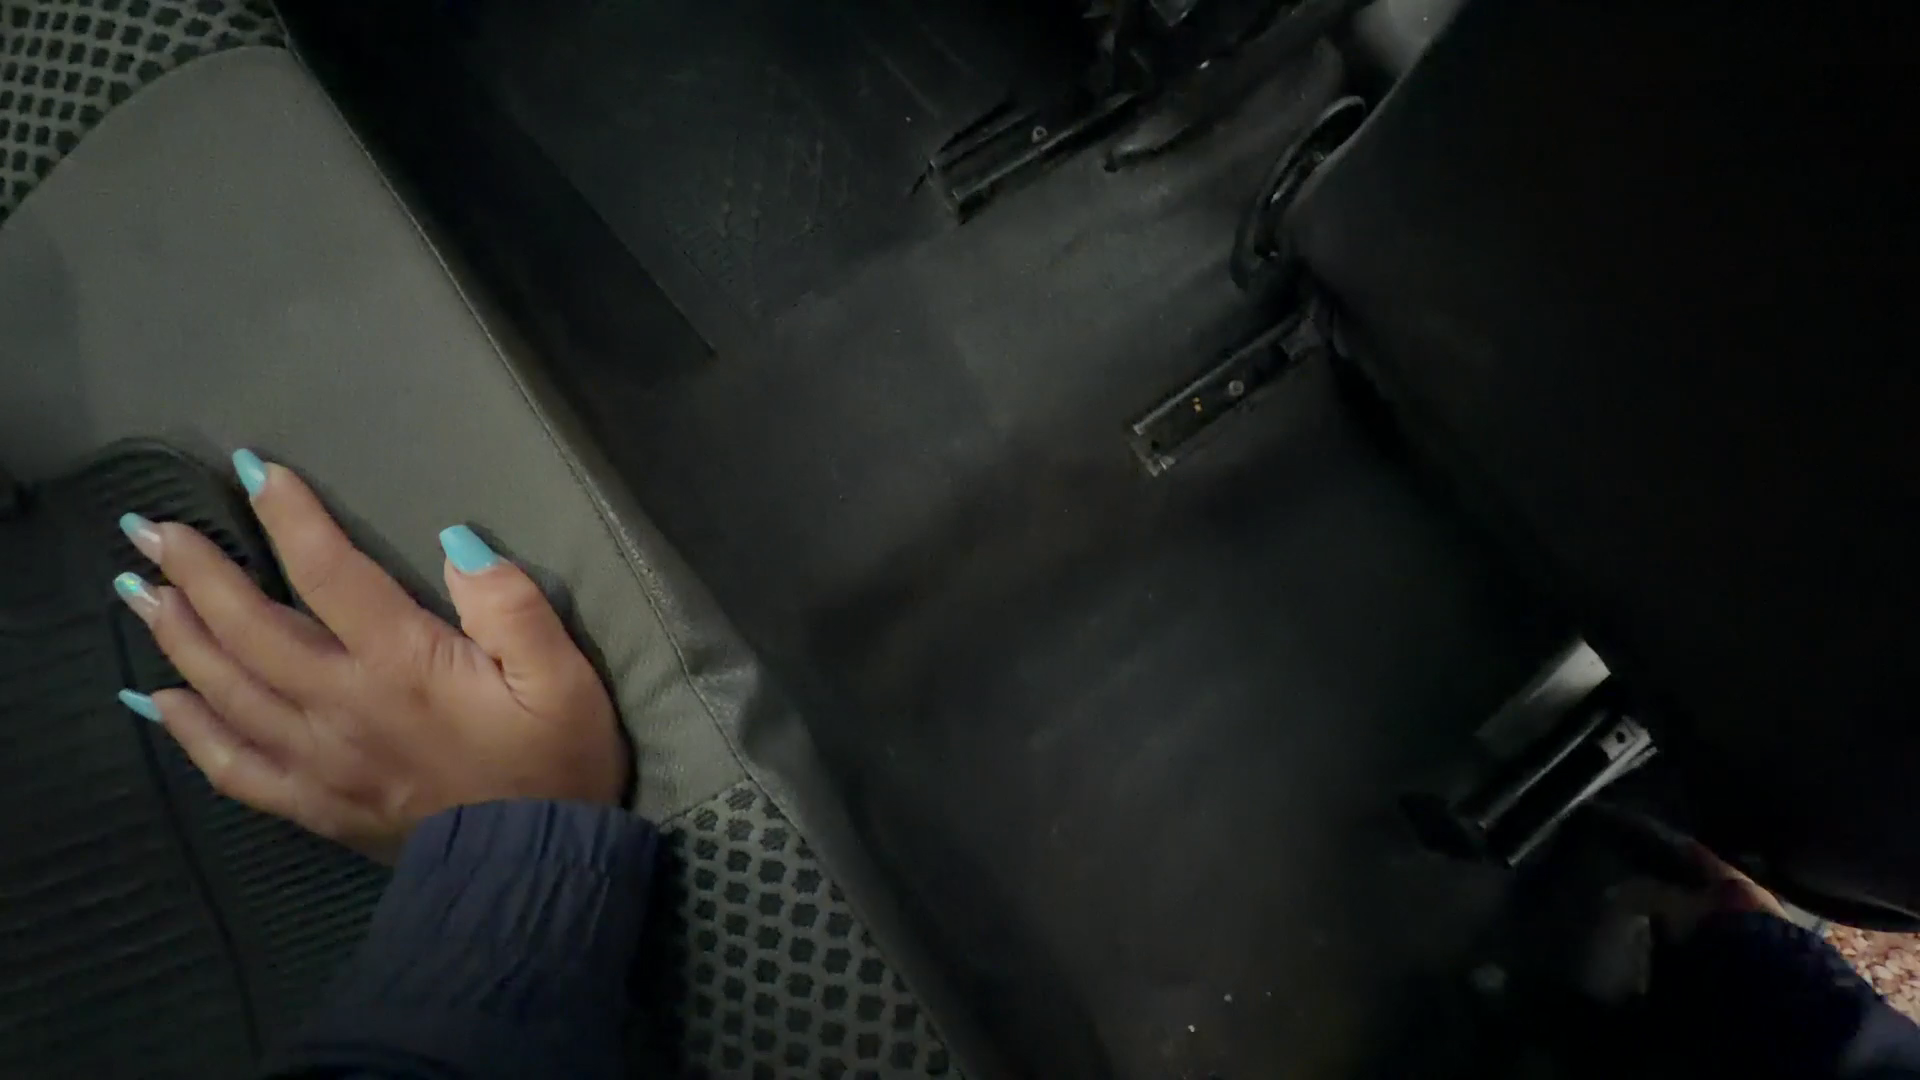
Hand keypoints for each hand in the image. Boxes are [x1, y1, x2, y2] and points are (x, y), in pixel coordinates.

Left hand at [113, 450, 628, 860]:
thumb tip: (458, 544)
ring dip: (177, 634)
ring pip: (226, 687)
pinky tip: (161, 701)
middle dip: (201, 571)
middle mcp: (342, 705)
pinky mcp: (316, 800)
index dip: (295, 520)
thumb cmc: (558, 756)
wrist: (533, 859)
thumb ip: (513, 607)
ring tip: (139, 590)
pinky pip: (231, 763)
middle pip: (253, 628)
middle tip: (156, 528)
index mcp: (405, 666)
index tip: (256, 472)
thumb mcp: (564, 675)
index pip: (335, 576)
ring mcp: (319, 758)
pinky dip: (187, 729)